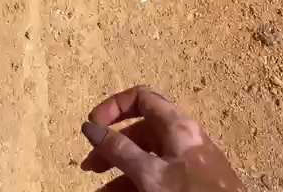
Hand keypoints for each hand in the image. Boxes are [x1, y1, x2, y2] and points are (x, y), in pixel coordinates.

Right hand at [78, 86, 243, 191]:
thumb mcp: (149, 174)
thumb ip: (118, 149)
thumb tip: (89, 126)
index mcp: (177, 125)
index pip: (141, 97)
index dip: (114, 106)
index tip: (94, 125)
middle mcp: (183, 139)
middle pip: (140, 132)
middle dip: (111, 148)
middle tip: (90, 166)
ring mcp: (189, 164)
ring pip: (147, 161)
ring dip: (120, 174)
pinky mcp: (193, 186)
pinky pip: (158, 179)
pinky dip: (137, 185)